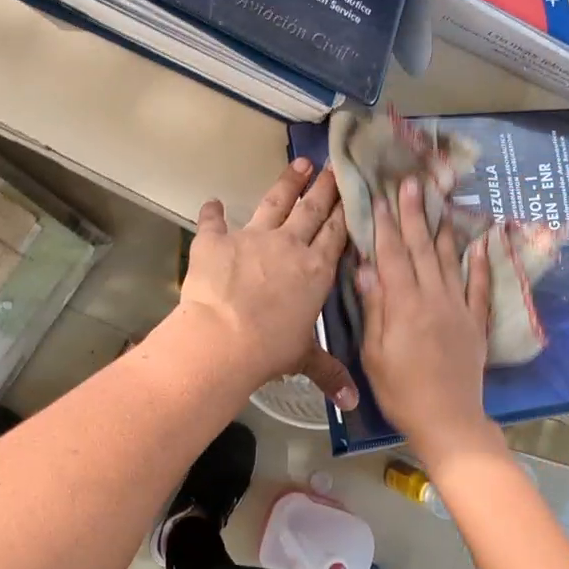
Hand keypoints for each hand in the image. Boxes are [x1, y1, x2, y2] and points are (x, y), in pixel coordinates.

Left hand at [178, 157, 357, 409]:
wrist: (224, 338)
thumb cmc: (271, 349)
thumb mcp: (304, 360)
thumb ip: (329, 374)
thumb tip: (352, 404)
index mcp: (316, 272)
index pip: (336, 235)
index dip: (345, 212)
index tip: (354, 191)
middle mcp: (289, 247)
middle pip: (311, 210)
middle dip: (324, 188)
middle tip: (334, 167)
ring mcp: (252, 238)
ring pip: (274, 203)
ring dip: (287, 183)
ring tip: (298, 163)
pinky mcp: (215, 240)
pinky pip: (214, 220)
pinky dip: (213, 211)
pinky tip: (213, 202)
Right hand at [357, 176, 499, 461]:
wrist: (448, 420)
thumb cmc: (402, 393)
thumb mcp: (375, 355)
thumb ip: (375, 309)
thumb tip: (366, 266)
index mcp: (404, 305)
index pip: (392, 255)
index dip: (385, 225)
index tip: (380, 197)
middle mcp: (434, 298)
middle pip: (421, 250)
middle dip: (413, 215)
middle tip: (410, 184)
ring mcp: (459, 309)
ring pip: (449, 261)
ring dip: (442, 230)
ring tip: (439, 203)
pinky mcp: (476, 325)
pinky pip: (480, 288)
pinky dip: (481, 265)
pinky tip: (482, 244)